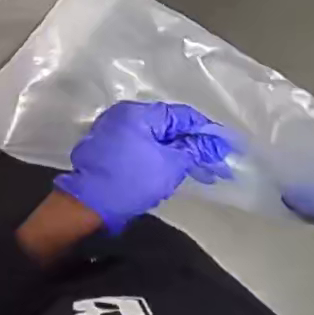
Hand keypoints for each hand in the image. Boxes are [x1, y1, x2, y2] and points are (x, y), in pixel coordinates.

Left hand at [53, 101, 240, 232]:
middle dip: (192, 143)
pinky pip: (140, 145)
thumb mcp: (170, 164)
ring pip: (154, 136)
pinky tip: (173, 169)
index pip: (181, 114)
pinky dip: (158, 154)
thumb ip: (194, 149)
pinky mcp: (107, 147)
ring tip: (200, 171)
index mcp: (137, 112)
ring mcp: (112, 130)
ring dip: (176, 151)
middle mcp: (122, 115)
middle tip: (216, 163)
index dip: (205, 130)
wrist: (88, 203)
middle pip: (167, 124)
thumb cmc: (132, 179)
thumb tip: (215, 143)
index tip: (225, 147)